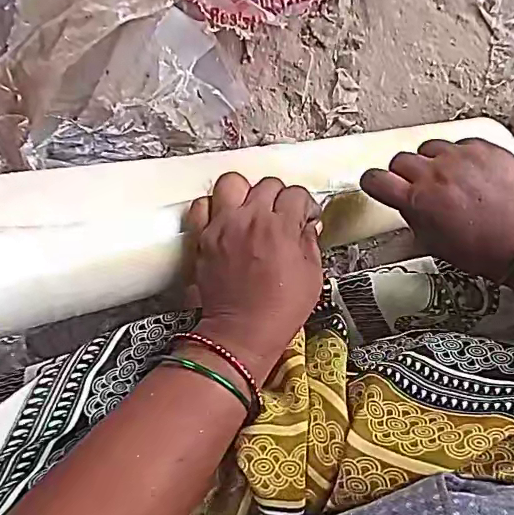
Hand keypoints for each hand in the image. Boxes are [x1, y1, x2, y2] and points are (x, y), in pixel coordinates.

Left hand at [184, 173, 322, 370]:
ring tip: (250, 208)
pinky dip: (212, 207)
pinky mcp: (203, 238)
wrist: (241, 332)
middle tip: (281, 214)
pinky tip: (224, 218)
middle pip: (267, 184)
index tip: (304, 216)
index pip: (296, 194)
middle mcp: (249, 220)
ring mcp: (223, 227)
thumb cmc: (276, 311)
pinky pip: (201, 205)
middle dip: (278, 197)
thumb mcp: (312, 276)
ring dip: (244, 192)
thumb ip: (310, 243)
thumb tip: (306, 228)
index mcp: (280, 227)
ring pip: (231, 182)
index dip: (304, 206)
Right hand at [360, 138, 513, 280]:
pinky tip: (468, 172)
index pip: (376, 179)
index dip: (373, 182)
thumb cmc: (482, 247)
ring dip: (431, 160)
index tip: (377, 183)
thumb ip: (410, 217)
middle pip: (400, 159)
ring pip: (429, 147)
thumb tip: (401, 205)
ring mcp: (460, 158)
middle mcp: (435, 174)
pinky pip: (461, 143)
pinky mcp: (484, 148)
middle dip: (404, 173)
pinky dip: (460, 156)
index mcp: (416, 200)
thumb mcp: (430, 242)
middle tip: (416, 184)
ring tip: (445, 176)